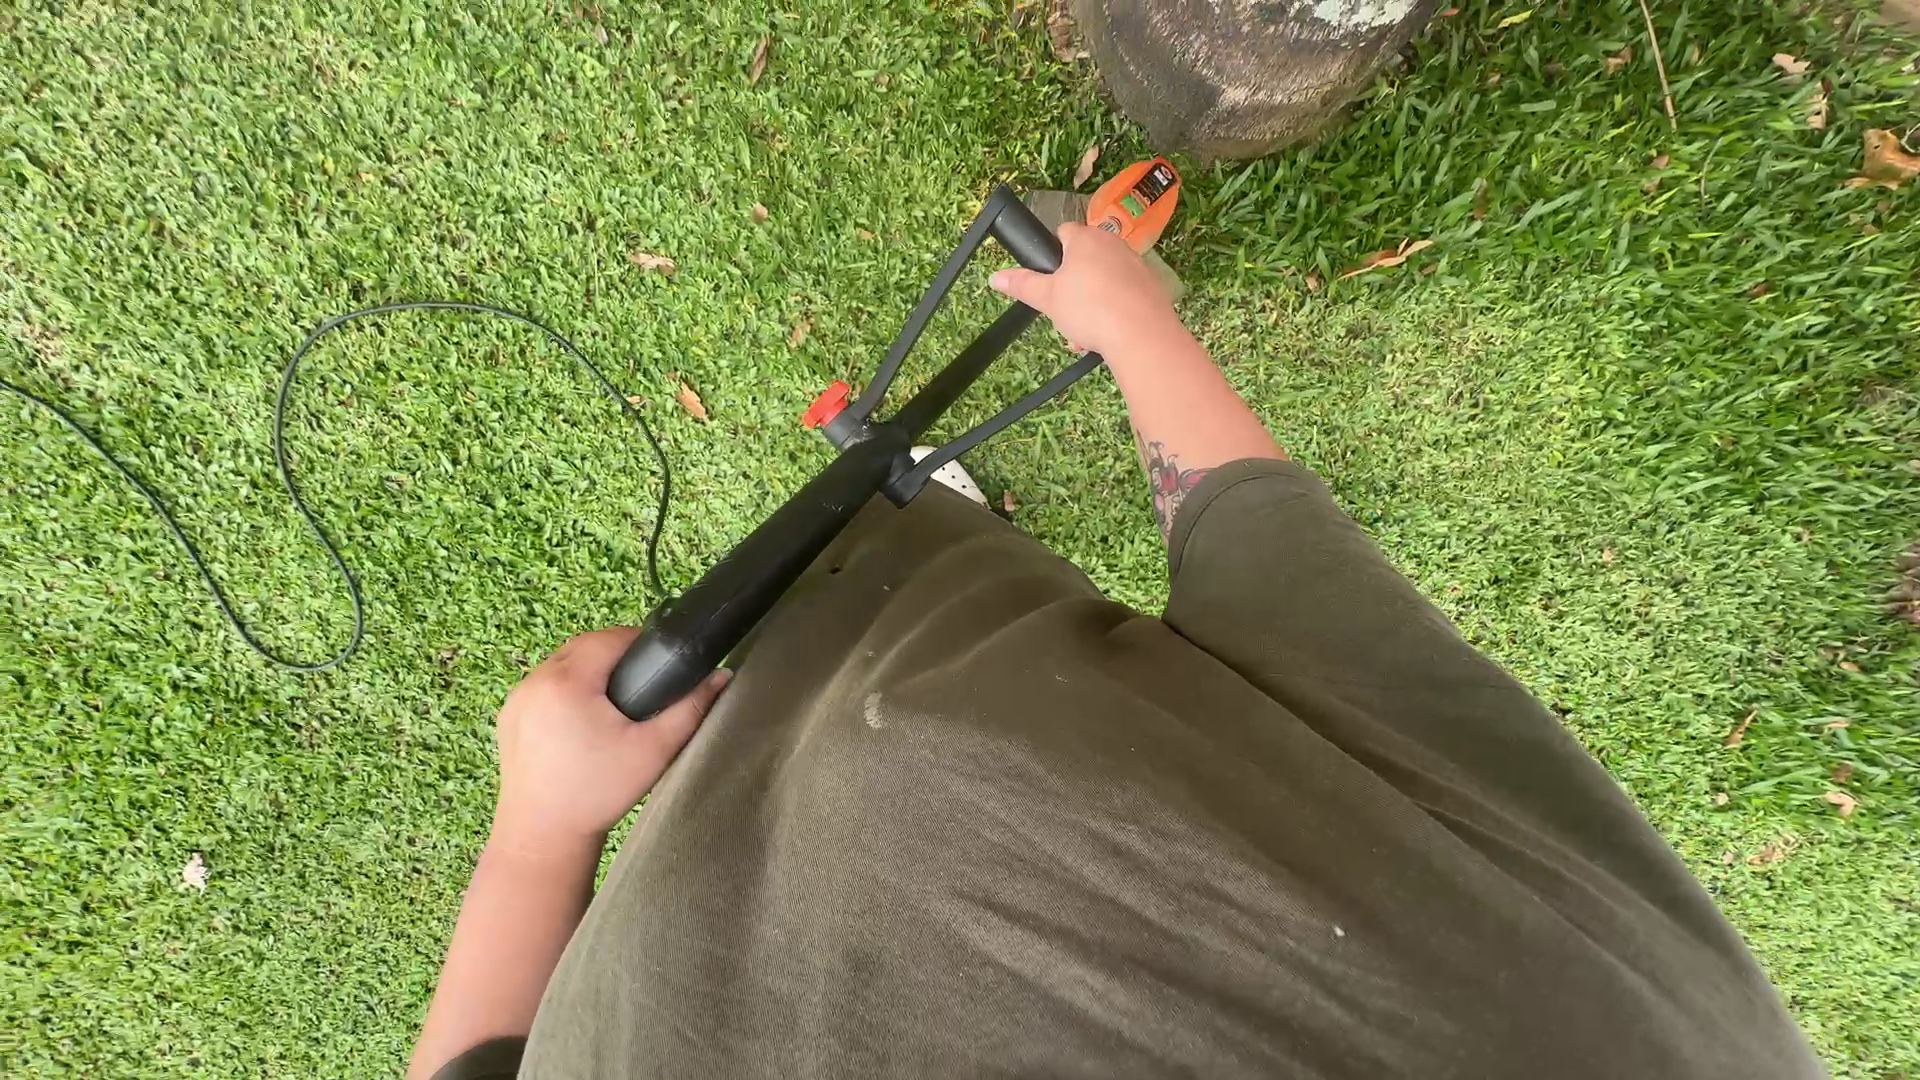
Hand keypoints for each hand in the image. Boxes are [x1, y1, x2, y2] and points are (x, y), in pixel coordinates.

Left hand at [490, 626, 729, 852]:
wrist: (542, 837)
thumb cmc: (600, 791)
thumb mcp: (655, 748)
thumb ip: (691, 707)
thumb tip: (722, 675)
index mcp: (567, 681)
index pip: (610, 637)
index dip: (641, 642)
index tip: (662, 664)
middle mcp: (535, 681)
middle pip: (585, 645)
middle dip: (617, 653)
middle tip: (647, 680)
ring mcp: (517, 698)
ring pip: (564, 662)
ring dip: (592, 667)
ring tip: (621, 695)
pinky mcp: (509, 716)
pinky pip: (546, 683)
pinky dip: (569, 685)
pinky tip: (588, 711)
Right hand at [989, 222, 1181, 357]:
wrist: (1140, 333)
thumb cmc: (1089, 309)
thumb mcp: (1048, 298)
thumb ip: (1023, 285)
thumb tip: (995, 276)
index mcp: (1085, 239)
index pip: (1063, 232)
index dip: (1052, 254)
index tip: (1048, 279)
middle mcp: (1112, 243)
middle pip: (1083, 260)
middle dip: (1071, 288)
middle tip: (1063, 313)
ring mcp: (1134, 263)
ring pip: (1102, 281)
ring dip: (1089, 305)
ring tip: (1082, 334)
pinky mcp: (1150, 286)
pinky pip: (1121, 295)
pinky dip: (1111, 311)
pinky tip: (1104, 336)